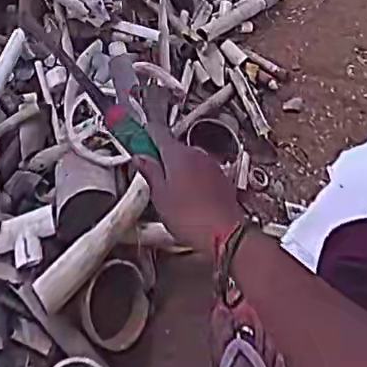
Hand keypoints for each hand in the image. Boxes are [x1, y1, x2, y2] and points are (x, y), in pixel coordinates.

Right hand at [136, 119, 247, 257]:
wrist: (227, 235)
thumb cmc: (192, 219)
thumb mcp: (161, 198)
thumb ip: (150, 173)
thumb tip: (140, 159)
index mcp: (176, 154)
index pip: (158, 131)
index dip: (146, 132)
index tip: (139, 136)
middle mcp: (195, 152)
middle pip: (173, 145)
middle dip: (161, 155)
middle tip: (151, 172)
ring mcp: (209, 162)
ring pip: (188, 157)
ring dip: (178, 166)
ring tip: (171, 190)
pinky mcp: (220, 175)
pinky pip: (201, 168)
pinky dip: (193, 175)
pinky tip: (189, 195)